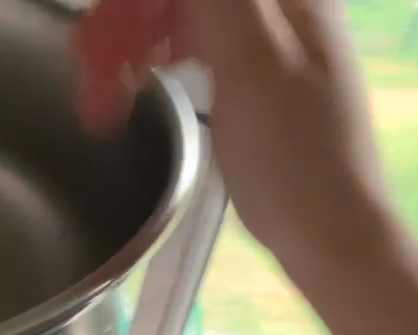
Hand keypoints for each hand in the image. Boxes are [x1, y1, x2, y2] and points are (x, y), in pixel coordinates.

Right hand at [73, 0, 393, 280]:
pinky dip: (160, 56)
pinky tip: (143, 83)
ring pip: (184, 11)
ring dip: (136, 40)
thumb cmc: (292, 159)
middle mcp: (278, 1)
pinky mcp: (254, 75)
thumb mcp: (253, 63)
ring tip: (103, 94)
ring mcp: (267, 38)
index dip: (135, 4)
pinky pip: (196, 40)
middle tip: (88, 68)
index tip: (98, 39)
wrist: (329, 230)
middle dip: (128, 19)